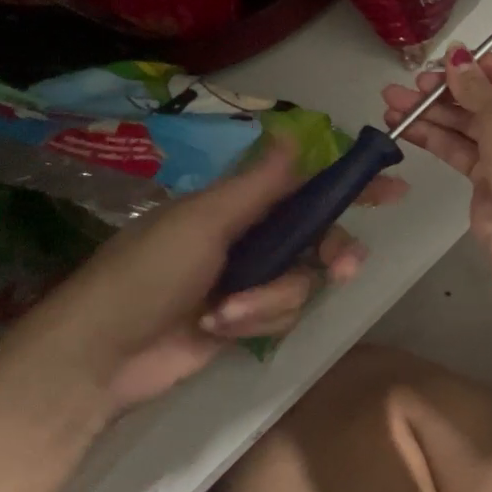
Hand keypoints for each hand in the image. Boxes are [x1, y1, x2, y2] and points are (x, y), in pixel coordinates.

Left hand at [0, 142, 402, 415]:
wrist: (97, 359)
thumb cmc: (145, 276)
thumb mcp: (202, 222)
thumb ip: (257, 185)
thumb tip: (291, 133)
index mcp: (237, 208)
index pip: (306, 188)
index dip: (350, 187)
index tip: (394, 189)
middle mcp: (250, 239)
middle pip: (321, 237)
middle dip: (332, 253)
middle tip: (342, 269)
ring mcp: (250, 281)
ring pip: (304, 281)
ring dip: (272, 299)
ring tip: (227, 313)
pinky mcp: (247, 319)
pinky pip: (285, 313)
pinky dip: (258, 322)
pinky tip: (220, 328)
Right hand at [382, 43, 491, 237]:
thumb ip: (478, 86)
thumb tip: (457, 56)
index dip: (486, 66)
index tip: (452, 61)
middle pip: (488, 99)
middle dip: (450, 90)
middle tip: (415, 83)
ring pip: (466, 124)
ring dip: (431, 111)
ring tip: (392, 100)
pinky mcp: (485, 176)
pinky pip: (456, 147)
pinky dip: (430, 135)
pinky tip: (400, 124)